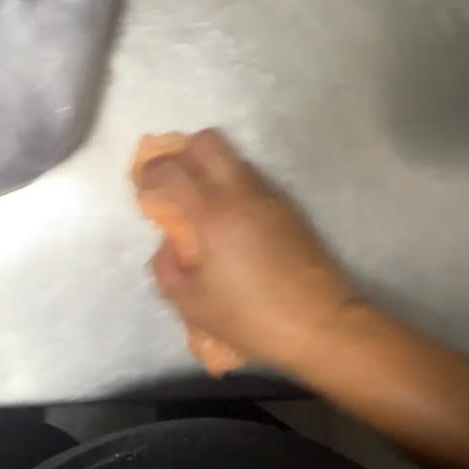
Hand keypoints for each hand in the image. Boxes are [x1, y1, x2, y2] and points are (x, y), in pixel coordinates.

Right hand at [140, 130, 363, 374]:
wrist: (325, 326)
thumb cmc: (253, 318)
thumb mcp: (193, 306)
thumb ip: (167, 270)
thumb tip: (169, 247)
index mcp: (211, 214)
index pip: (171, 170)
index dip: (149, 173)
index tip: (143, 190)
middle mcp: (240, 194)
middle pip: (206, 142)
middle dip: (182, 155)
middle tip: (172, 183)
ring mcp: (269, 197)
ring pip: (232, 159)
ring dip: (210, 170)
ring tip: (202, 204)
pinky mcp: (289, 209)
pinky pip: (252, 181)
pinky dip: (233, 189)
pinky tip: (232, 224)